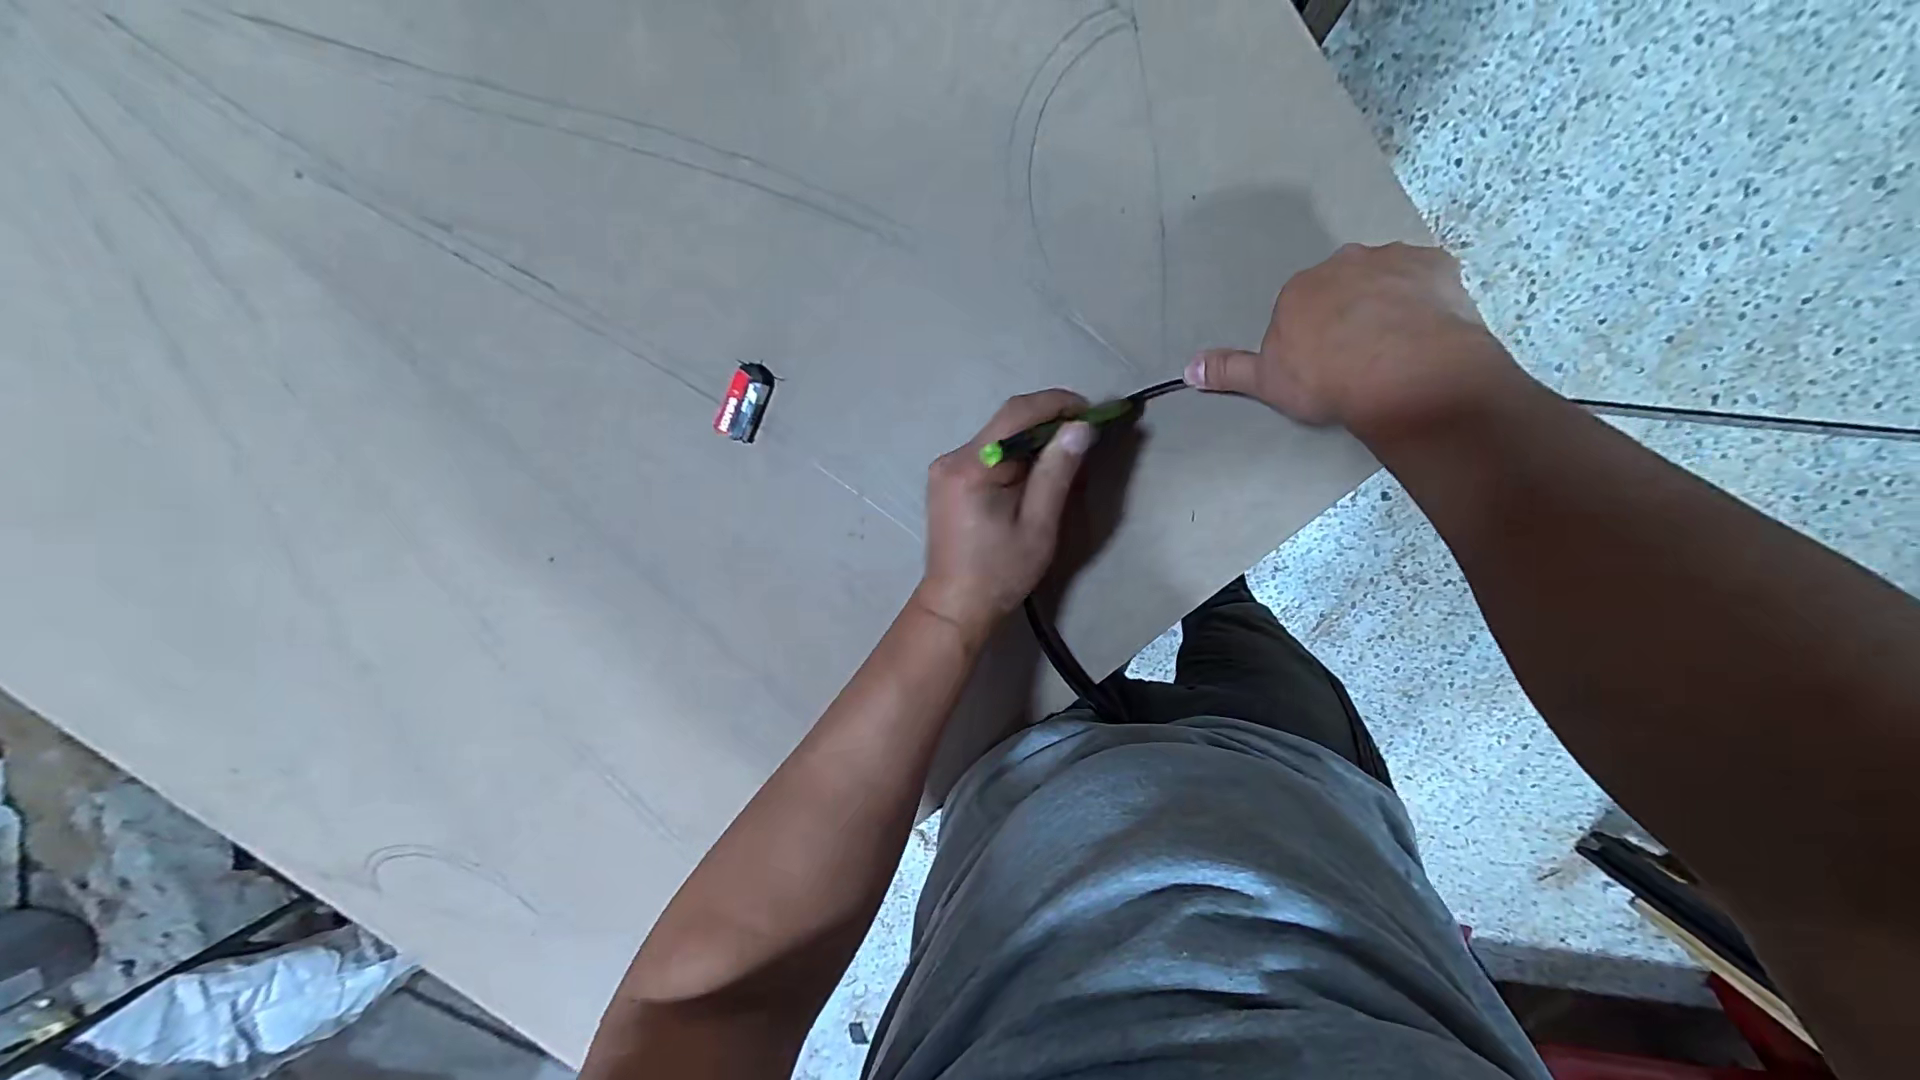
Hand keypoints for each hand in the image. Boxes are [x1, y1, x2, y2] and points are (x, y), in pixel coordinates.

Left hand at [912, 390, 1095, 636]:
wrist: (956, 605)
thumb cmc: (1000, 573)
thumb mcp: (1039, 525)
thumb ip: (1057, 472)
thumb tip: (1080, 427)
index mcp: (972, 467)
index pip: (1016, 414)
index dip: (1057, 404)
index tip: (1090, 413)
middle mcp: (952, 458)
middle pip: (1006, 421)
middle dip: (1049, 423)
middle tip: (1085, 438)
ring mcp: (946, 468)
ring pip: (998, 436)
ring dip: (1034, 440)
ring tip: (1067, 458)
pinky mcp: (948, 480)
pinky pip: (988, 453)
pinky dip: (1016, 455)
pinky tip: (1037, 474)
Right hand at [1183, 242, 1520, 438]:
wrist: (1400, 371)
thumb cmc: (1326, 378)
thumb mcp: (1267, 382)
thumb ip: (1228, 371)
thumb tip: (1189, 369)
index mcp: (1297, 290)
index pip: (1298, 307)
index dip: (1308, 336)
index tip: (1319, 363)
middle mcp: (1341, 263)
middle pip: (1340, 286)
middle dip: (1346, 312)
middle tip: (1356, 354)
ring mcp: (1391, 260)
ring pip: (1383, 279)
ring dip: (1385, 302)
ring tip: (1393, 345)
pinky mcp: (1435, 265)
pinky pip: (1424, 278)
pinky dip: (1423, 298)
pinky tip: (1425, 329)